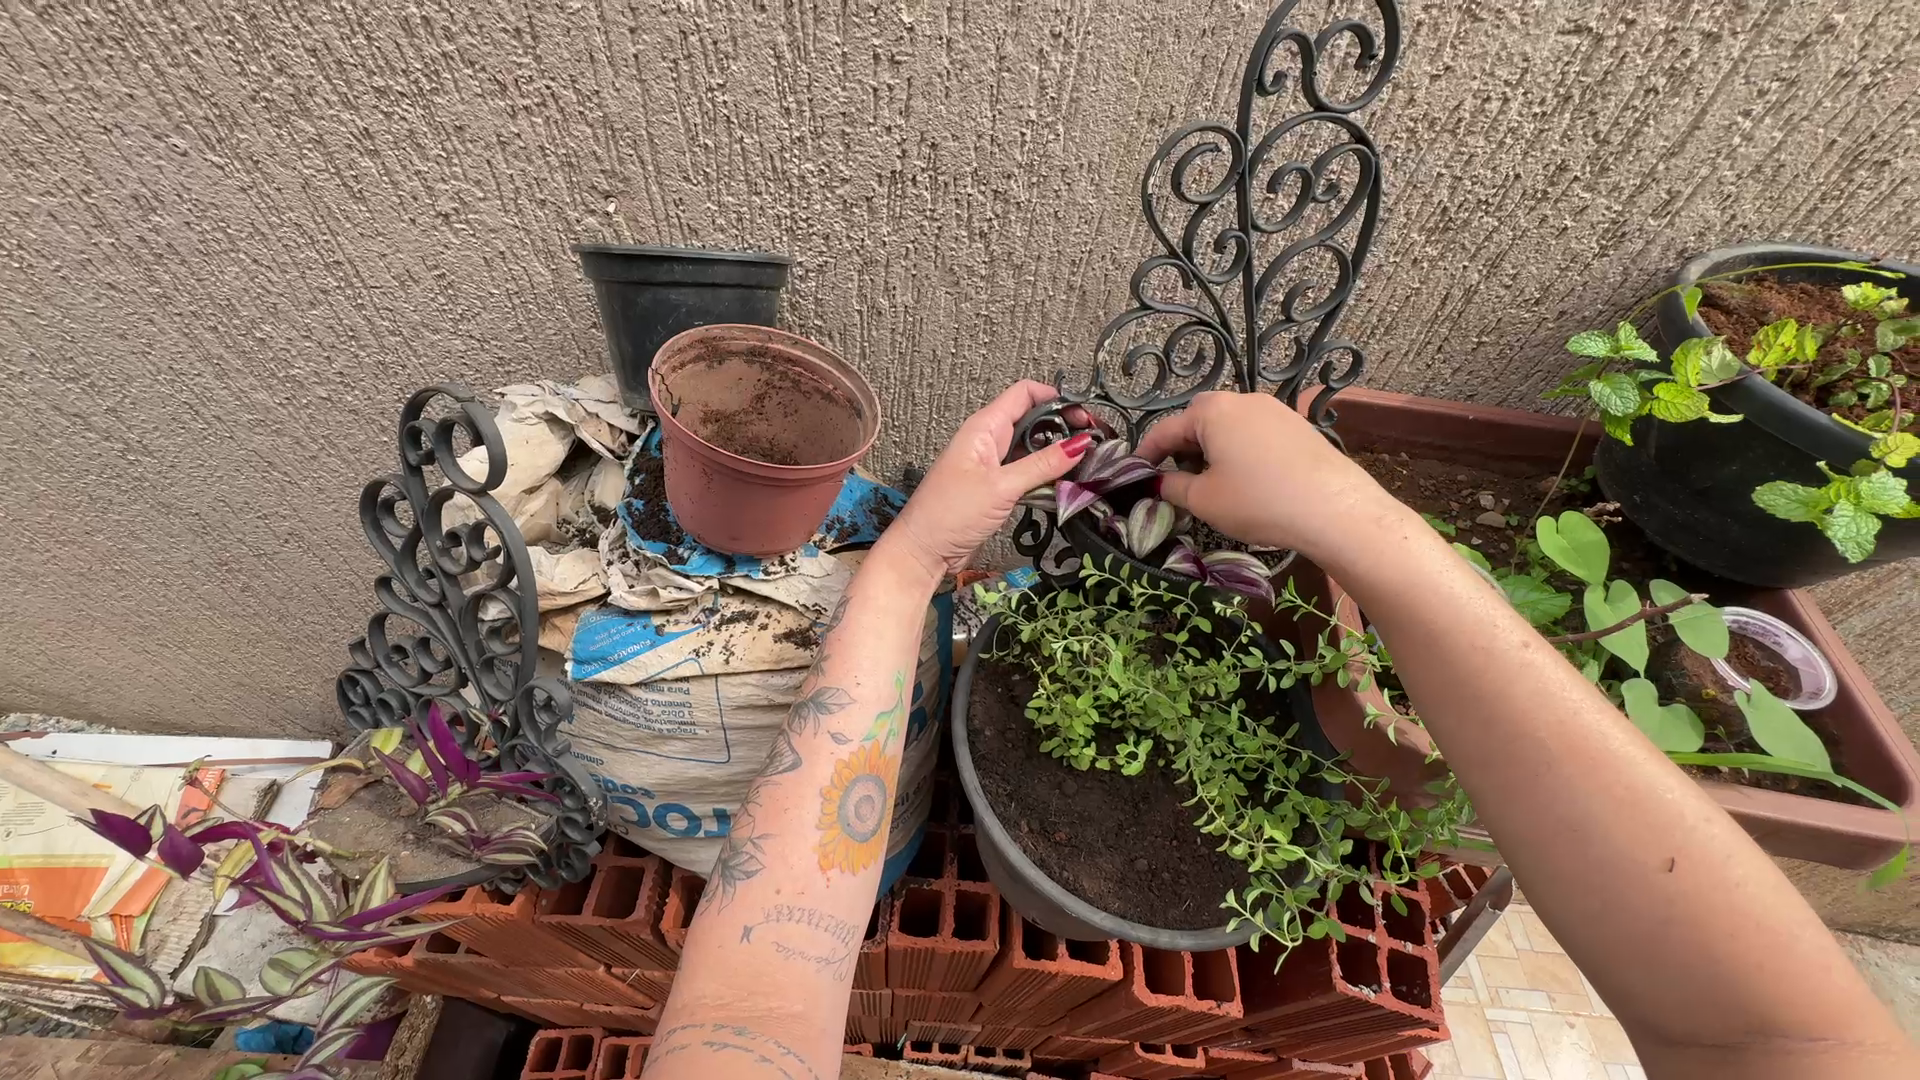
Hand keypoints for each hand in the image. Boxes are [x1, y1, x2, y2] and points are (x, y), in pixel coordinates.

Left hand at [882, 381, 1092, 579]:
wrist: (924, 550)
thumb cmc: (950, 513)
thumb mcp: (1001, 486)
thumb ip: (1042, 465)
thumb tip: (1081, 443)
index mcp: (984, 427)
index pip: (1024, 394)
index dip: (1056, 397)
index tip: (1084, 415)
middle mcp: (989, 440)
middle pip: (1033, 419)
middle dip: (1063, 426)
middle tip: (1093, 441)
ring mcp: (992, 464)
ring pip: (1032, 447)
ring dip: (1056, 453)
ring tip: (1086, 462)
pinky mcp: (996, 487)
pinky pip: (1026, 472)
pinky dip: (1045, 474)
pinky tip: (1065, 482)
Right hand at [1136, 392, 1406, 556]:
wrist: (1334, 510)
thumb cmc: (1258, 501)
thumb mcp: (1203, 500)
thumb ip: (1171, 487)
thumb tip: (1157, 482)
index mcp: (1212, 411)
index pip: (1164, 429)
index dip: (1145, 454)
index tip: (1133, 474)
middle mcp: (1242, 399)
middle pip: (1197, 420)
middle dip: (1180, 446)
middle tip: (1172, 478)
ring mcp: (1274, 410)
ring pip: (1227, 425)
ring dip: (1209, 448)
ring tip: (1207, 481)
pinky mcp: (1296, 426)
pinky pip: (1252, 433)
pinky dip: (1237, 450)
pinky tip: (1242, 479)